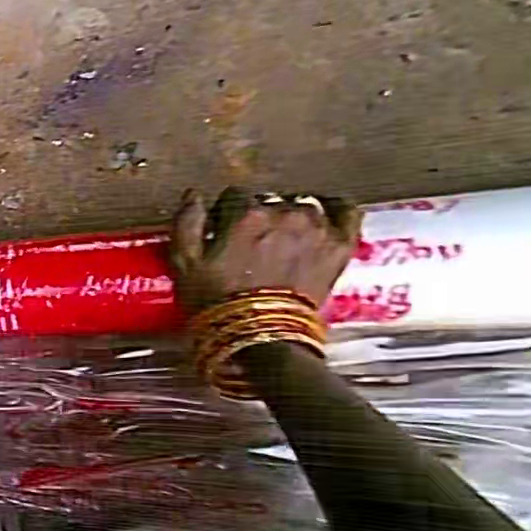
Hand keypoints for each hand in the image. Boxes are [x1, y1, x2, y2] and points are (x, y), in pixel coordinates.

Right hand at [170, 187, 361, 312]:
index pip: (233, 196)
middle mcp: (285, 213)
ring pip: (301, 205)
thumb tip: (194, 194)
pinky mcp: (340, 244)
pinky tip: (324, 213)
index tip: (219, 233)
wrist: (260, 336)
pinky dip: (334, 207)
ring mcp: (318, 227)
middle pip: (268, 201)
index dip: (222, 213)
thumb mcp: (184, 264)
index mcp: (245, 215)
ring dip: (288, 216)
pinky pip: (346, 210)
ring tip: (279, 239)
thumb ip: (186, 223)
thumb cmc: (215, 302)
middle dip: (256, 217)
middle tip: (247, 243)